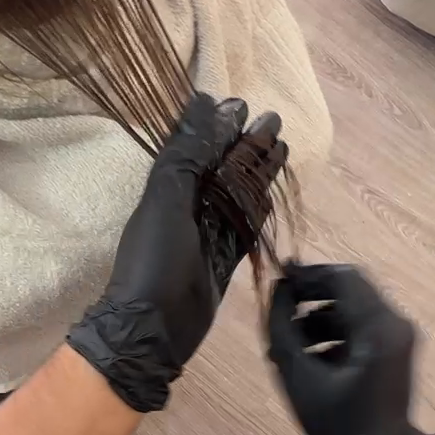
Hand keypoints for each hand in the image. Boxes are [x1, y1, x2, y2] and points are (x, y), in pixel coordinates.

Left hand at [68, 93, 286, 411]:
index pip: (197, 147)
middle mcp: (188, 207)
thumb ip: (186, 156)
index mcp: (169, 189)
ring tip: (281, 147)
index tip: (245, 106)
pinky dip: (256, 210)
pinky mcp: (222, 261)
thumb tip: (210, 105)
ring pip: (236, 196)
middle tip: (274, 122)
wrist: (153, 329)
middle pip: (222, 168)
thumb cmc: (155, 262)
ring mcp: (206, 235)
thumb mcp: (166, 201)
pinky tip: (271, 194)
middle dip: (246, 146)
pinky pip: (243, 228)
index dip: (219, 126)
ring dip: (256, 173)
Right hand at [267, 263, 434, 434]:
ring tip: (288, 341)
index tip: (278, 279)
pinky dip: (332, 332)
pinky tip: (308, 354)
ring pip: (352, 308)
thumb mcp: (296, 374)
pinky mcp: (394, 349)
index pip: (342, 278)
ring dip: (318, 316)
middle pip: (349, 289)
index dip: (308, 273)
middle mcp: (395, 323)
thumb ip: (281, 327)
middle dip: (311, 295)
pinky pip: (359, 326)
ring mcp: (398, 336)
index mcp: (378, 328)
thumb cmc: (336, 424)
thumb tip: (278, 291)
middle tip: (279, 307)